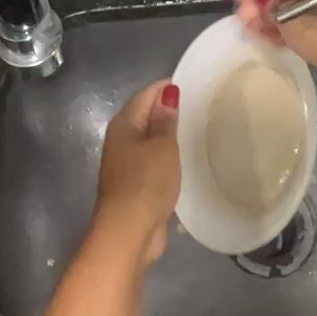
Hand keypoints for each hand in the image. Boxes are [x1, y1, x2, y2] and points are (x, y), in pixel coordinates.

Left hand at [93, 79, 180, 263]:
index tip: (190, 82)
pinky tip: (181, 160)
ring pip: (147, 139)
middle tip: (196, 105)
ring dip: (165, 134)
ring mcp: (124, 164)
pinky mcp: (133, 185)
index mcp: (123, 124)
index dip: (165, 88)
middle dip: (165, 109)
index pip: (145, 95)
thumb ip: (165, 120)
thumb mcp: (162, 146)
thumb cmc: (146, 182)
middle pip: (144, 116)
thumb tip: (167, 93)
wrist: (127, 232)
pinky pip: (150, 160)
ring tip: (193, 130)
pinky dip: (164, 156)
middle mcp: (120, 140)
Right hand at [234, 0, 316, 96]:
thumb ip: (272, 10)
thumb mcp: (291, 19)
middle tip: (242, 18)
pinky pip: (298, 28)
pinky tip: (266, 40)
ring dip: (268, 20)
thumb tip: (264, 7)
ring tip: (250, 31)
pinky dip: (282, 32)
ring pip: (289, 12)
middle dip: (259, 4)